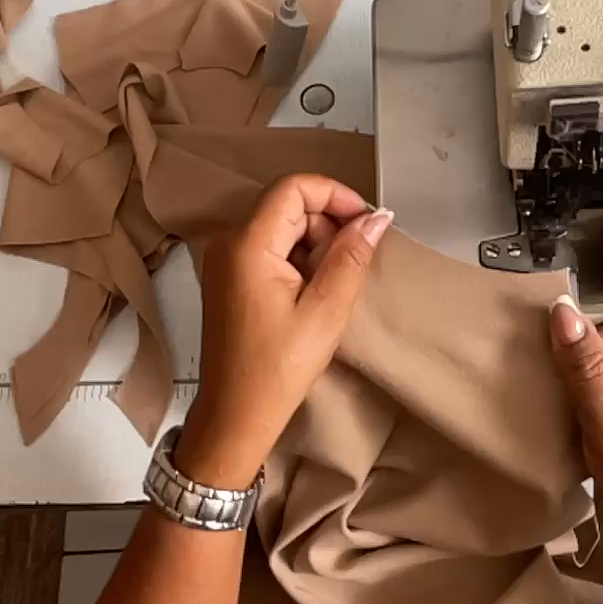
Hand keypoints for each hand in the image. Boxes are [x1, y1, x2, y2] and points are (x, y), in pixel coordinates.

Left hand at [177, 175, 393, 488]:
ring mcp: (225, 260)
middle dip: (328, 222)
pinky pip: (269, 247)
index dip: (335, 195)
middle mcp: (228, 242)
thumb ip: (351, 256)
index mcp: (248, 245)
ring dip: (316, 242)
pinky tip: (314, 291)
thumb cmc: (279, 368)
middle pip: (287, 204)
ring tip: (334, 283)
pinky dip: (298, 258)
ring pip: (281, 225)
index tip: (367, 222)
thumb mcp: (326, 311)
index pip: (293, 188)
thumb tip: (377, 217)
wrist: (235, 415)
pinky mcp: (229, 277)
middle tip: (354, 260)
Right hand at [547, 298, 602, 590]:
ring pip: (601, 375)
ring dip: (580, 396)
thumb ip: (586, 369)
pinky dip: (583, 411)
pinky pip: (602, 397)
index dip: (588, 354)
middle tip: (573, 410)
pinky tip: (577, 431)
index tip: (573, 390)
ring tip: (576, 424)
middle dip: (582, 378)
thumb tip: (561, 309)